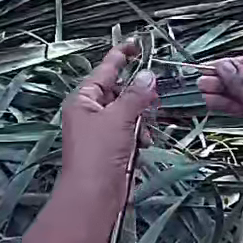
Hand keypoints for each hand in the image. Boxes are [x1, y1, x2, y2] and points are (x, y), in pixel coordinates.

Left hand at [60, 40, 158, 189]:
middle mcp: (91, 113)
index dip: (121, 56)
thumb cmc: (99, 153)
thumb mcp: (119, 119)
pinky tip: (144, 144)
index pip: (105, 70)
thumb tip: (149, 75)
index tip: (137, 44)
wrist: (94, 198)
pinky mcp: (113, 149)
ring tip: (146, 128)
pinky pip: (132, 132)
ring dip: (141, 118)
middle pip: (119, 92)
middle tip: (158, 89)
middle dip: (138, 93)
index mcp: (84, 100)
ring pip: (129, 113)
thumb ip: (136, 95)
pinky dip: (140, 135)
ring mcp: (102, 132)